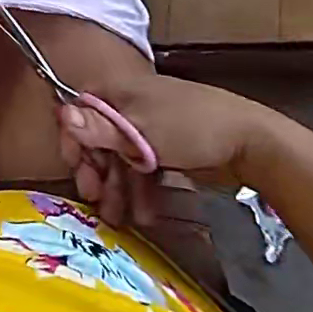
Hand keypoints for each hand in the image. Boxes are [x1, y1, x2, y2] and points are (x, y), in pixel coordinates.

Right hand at [57, 74, 276, 225]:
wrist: (251, 142)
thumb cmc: (189, 128)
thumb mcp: (140, 131)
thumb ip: (99, 127)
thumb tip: (61, 114)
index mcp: (120, 92)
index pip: (81, 111)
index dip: (75, 140)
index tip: (75, 168)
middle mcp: (132, 106)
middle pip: (100, 139)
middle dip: (97, 171)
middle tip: (95, 199)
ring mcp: (151, 127)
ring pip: (122, 158)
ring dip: (118, 188)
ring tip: (118, 219)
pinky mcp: (169, 147)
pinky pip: (144, 168)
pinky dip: (141, 189)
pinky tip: (144, 214)